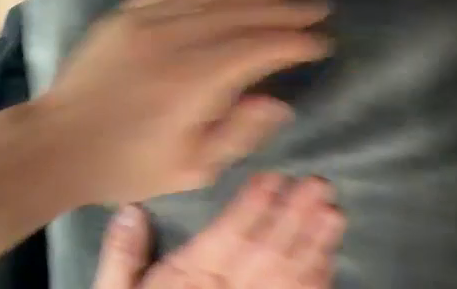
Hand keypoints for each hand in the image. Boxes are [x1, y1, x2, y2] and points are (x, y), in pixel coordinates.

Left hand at [32, 0, 329, 204]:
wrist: (62, 140)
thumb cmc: (129, 163)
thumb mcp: (192, 166)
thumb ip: (239, 131)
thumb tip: (279, 100)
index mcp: (192, 80)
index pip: (255, 47)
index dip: (292, 40)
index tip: (321, 39)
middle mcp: (170, 38)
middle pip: (235, 12)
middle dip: (280, 7)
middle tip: (316, 4)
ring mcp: (143, 19)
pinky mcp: (124, 13)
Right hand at [93, 176, 343, 288]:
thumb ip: (123, 257)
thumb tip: (132, 209)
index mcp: (189, 281)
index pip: (228, 239)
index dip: (253, 208)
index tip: (274, 177)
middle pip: (267, 257)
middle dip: (294, 220)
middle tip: (320, 186)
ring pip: (290, 281)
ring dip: (314, 248)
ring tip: (333, 215)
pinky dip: (317, 283)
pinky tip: (327, 261)